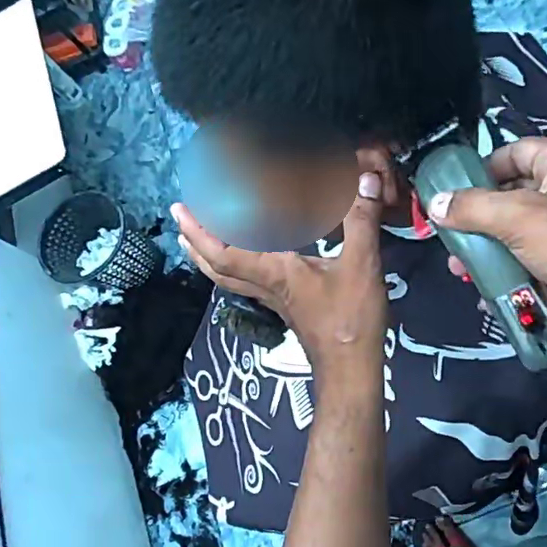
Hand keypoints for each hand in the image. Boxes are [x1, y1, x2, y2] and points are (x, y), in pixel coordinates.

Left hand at [174, 173, 388, 378]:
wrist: (351, 369)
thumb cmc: (351, 319)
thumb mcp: (361, 264)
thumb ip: (361, 220)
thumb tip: (366, 177)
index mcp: (274, 272)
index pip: (224, 252)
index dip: (199, 231)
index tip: (180, 209)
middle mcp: (267, 286)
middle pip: (217, 268)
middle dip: (195, 242)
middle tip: (182, 219)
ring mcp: (275, 301)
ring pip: (230, 279)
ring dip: (209, 257)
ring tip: (197, 240)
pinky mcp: (288, 309)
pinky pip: (249, 284)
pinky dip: (236, 268)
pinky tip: (249, 259)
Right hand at [426, 137, 546, 335]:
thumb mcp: (520, 216)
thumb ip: (472, 208)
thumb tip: (435, 204)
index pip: (510, 153)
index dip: (477, 172)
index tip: (447, 195)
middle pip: (509, 196)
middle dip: (477, 221)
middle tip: (449, 241)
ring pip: (516, 233)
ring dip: (487, 252)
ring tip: (461, 270)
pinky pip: (528, 259)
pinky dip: (507, 271)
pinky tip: (484, 287)